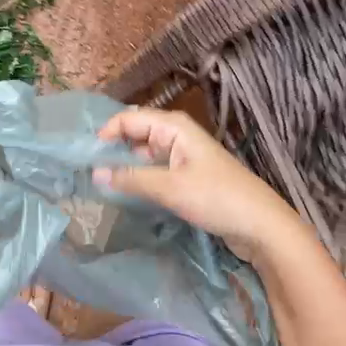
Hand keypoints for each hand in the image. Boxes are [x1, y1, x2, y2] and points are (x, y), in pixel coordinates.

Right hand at [94, 107, 306, 263]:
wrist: (262, 226)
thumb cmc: (217, 198)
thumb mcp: (170, 189)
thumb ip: (131, 179)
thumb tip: (94, 172)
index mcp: (173, 125)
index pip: (128, 118)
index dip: (104, 134)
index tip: (83, 158)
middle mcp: (176, 134)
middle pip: (134, 134)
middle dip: (112, 150)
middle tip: (86, 172)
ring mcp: (182, 156)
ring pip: (143, 155)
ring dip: (125, 168)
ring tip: (100, 185)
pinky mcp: (186, 177)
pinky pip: (154, 171)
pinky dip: (140, 180)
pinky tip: (127, 194)